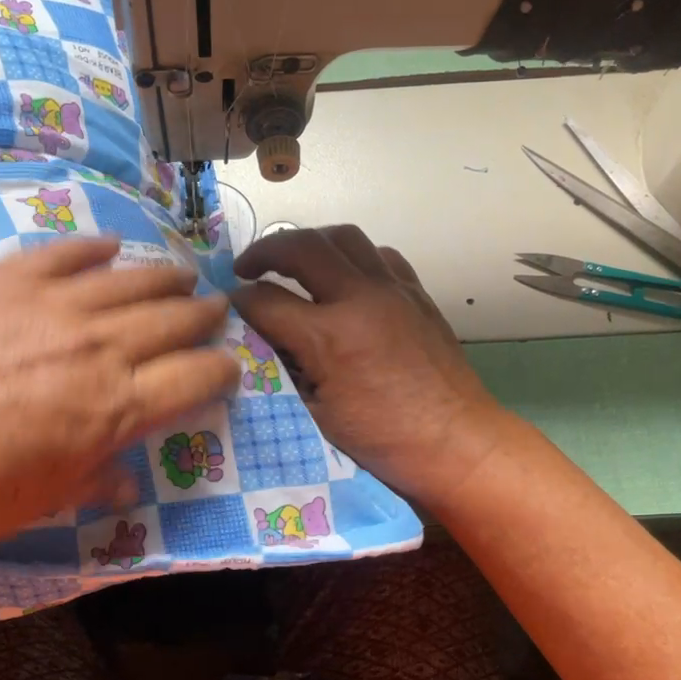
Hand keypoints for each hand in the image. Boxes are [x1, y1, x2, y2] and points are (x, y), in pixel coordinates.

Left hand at [0, 237, 234, 551]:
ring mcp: (50, 305)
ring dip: (165, 278)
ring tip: (184, 276)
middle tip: (216, 314)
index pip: (192, 381)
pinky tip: (110, 246)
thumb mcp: (33, 504)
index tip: (228, 370)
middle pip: (170, 322)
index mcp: (112, 410)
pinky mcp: (4, 278)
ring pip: (129, 280)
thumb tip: (125, 478)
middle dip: (202, 319)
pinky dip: (95, 248)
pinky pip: (65, 254)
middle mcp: (96, 348)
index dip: (219, 373)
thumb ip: (89, 481)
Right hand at [231, 226, 505, 505]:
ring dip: (309, 243)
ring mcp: (393, 290)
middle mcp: (360, 298)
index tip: (225, 309)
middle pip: (301, 247)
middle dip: (264, 252)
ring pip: (344, 237)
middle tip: (245, 268)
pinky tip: (344, 277)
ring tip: (292, 262)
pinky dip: (352, 256)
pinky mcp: (417, 294)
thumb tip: (260, 346)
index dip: (237, 303)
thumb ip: (283, 373)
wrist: (455, 442)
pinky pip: (380, 255)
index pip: (265, 301)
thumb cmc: (382, 440)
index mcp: (328, 335)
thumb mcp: (316, 415)